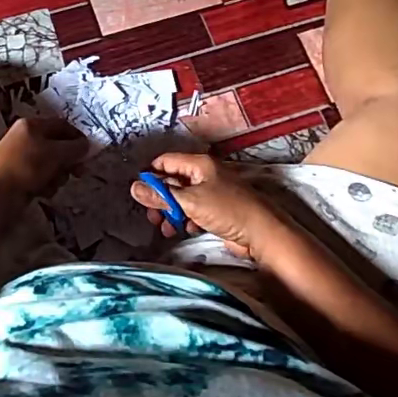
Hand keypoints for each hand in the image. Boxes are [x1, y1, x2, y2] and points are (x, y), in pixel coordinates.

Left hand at [0, 117, 88, 196]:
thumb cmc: (25, 165)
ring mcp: (21, 159)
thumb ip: (74, 148)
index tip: (89, 153)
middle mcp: (26, 139)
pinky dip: (46, 185)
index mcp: (32, 125)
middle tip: (78, 173)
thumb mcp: (55, 153)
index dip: (77, 137)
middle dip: (68, 161)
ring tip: (53, 183)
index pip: (61, 125)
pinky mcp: (19, 178)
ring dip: (57, 175)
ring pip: (50, 165)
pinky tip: (43, 192)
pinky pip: (41, 179)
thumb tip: (87, 144)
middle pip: (57, 147)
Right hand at [129, 152, 289, 258]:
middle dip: (160, 198)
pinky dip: (184, 218)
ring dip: (170, 211)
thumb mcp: (189, 202)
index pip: (166, 162)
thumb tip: (134, 188)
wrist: (263, 234)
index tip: (141, 193)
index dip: (151, 175)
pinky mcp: (217, 209)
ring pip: (181, 197)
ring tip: (165, 227)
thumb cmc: (227, 210)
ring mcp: (212, 191)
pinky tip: (182, 229)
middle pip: (172, 180)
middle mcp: (205, 174)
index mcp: (199, 164)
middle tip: (152, 215)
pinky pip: (192, 209)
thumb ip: (161, 195)